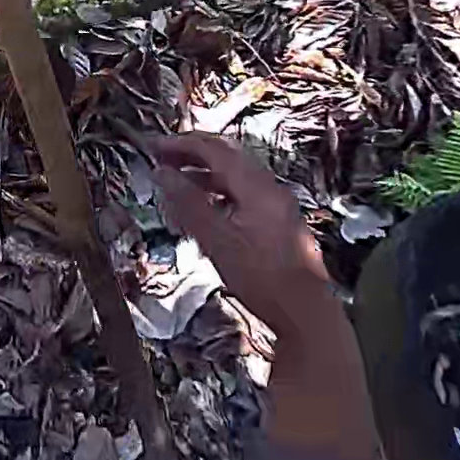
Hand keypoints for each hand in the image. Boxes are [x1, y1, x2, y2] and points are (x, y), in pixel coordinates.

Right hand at [149, 132, 334, 335]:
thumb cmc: (260, 277)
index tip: (153, 146)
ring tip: (176, 177)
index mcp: (256, 186)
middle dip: (191, 152)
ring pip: (233, 172)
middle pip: (225, 155)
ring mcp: (276, 202)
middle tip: (162, 156)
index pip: (213, 150)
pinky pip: (241, 189)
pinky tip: (202, 202)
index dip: (180, 144)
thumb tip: (161, 172)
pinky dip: (216, 187)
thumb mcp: (216, 240)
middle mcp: (269, 187)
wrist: (306, 316)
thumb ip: (187, 202)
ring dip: (203, 170)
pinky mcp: (277, 218)